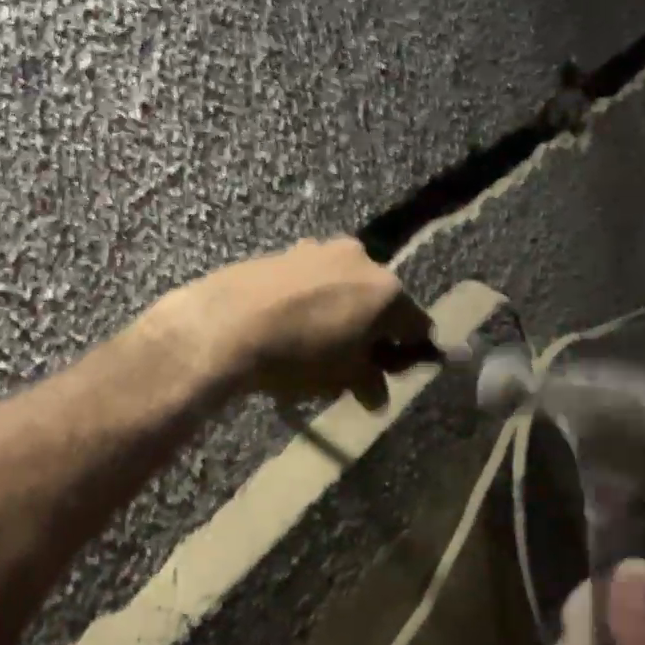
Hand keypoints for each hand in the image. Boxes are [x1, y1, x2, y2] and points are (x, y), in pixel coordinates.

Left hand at [165, 236, 438, 407]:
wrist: (228, 323)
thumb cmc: (299, 354)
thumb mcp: (342, 377)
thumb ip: (368, 382)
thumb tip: (376, 396)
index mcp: (387, 291)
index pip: (417, 326)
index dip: (408, 352)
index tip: (389, 372)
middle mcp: (360, 259)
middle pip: (379, 300)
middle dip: (370, 329)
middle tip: (351, 360)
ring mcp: (320, 249)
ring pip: (343, 285)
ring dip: (338, 310)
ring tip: (315, 342)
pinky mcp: (285, 250)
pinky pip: (310, 278)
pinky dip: (309, 297)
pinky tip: (288, 322)